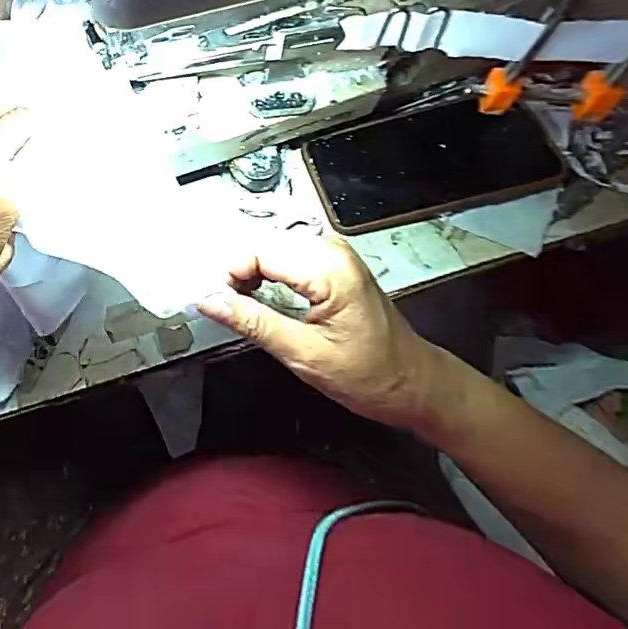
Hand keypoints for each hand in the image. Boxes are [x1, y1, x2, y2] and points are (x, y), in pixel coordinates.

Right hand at [196, 232, 466, 431]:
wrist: (416, 384)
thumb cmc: (373, 376)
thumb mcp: (304, 355)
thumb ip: (253, 322)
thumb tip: (211, 301)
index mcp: (330, 269)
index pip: (258, 251)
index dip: (230, 275)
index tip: (219, 301)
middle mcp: (333, 251)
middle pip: (262, 245)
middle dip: (239, 273)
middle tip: (229, 307)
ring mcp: (334, 253)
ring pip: (270, 248)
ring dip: (251, 273)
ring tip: (246, 305)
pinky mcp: (332, 261)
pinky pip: (286, 255)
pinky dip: (267, 273)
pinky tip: (263, 296)